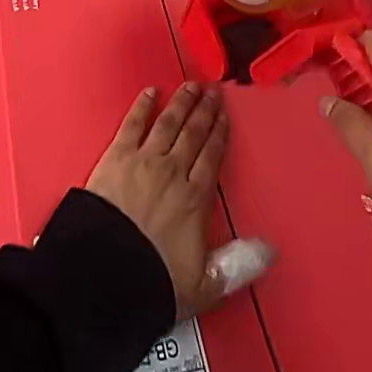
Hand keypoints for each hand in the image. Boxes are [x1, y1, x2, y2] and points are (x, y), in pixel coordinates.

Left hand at [86, 84, 268, 316]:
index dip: (219, 133)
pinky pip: (133, 125)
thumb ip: (235, 266)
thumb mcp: (202, 285)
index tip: (224, 116)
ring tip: (190, 86)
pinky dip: (143, 107)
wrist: (102, 278)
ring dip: (181, 103)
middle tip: (212, 92)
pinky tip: (150, 93)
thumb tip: (269, 252)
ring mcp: (144, 162)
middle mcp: (173, 172)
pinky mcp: (115, 158)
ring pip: (168, 123)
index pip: (213, 156)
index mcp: (195, 198)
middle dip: (204, 111)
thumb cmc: (151, 283)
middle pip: (193, 134)